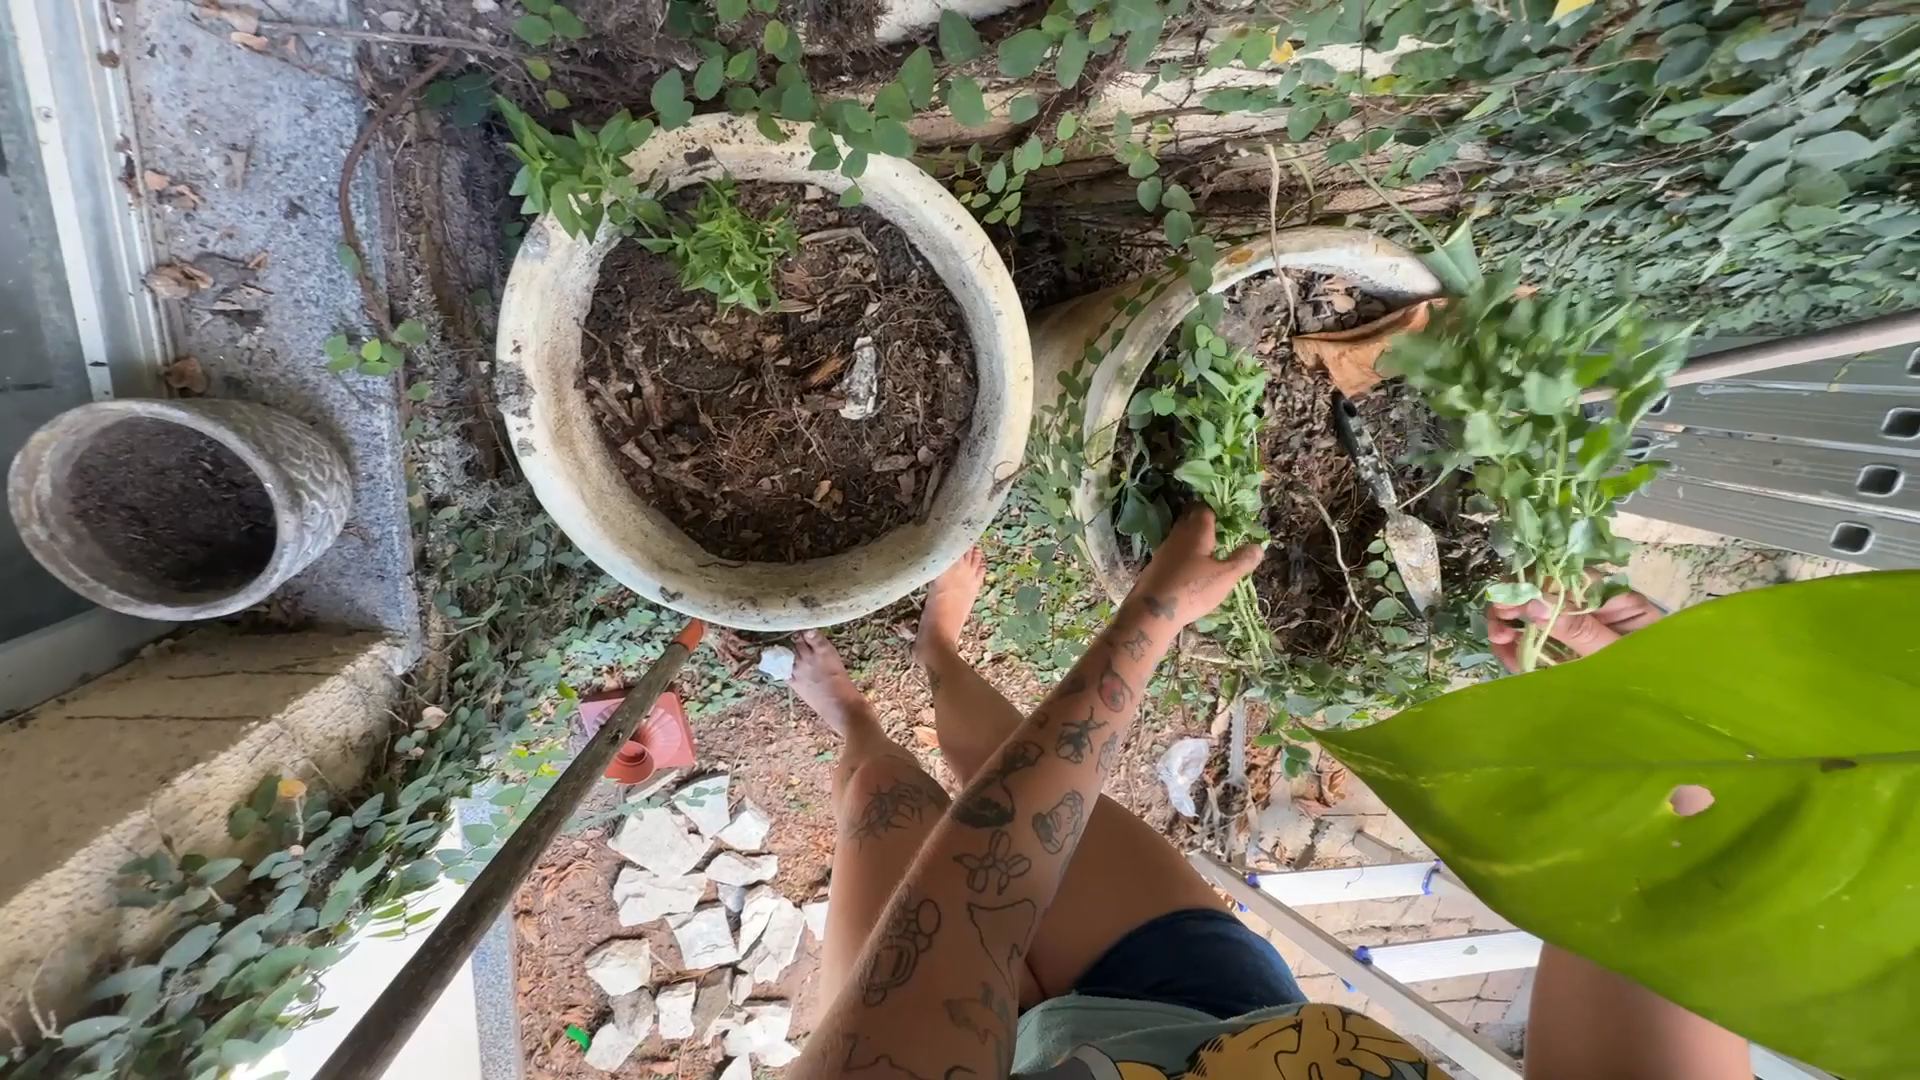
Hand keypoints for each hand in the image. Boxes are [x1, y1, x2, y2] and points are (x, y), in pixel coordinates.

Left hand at [1125, 506, 1263, 627]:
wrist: (1152, 611)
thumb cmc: (1192, 590)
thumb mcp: (1224, 577)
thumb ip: (1242, 560)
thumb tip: (1258, 546)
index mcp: (1195, 531)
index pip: (1204, 509)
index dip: (1216, 509)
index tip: (1228, 515)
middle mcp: (1177, 536)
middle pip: (1190, 520)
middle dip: (1204, 521)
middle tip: (1222, 529)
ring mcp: (1163, 550)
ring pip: (1180, 536)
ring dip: (1193, 538)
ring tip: (1210, 547)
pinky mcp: (1156, 565)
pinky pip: (1173, 551)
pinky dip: (1184, 553)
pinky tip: (1191, 565)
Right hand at [1487, 588, 1663, 671]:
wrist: (1659, 720)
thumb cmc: (1649, 680)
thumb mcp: (1613, 654)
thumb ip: (1576, 628)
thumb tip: (1533, 602)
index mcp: (1614, 601)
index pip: (1568, 578)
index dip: (1533, 585)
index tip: (1508, 603)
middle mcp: (1590, 608)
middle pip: (1540, 593)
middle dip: (1513, 607)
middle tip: (1498, 627)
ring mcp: (1572, 628)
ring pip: (1528, 615)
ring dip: (1507, 625)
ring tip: (1498, 642)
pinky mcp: (1559, 647)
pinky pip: (1529, 638)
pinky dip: (1513, 645)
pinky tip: (1506, 654)